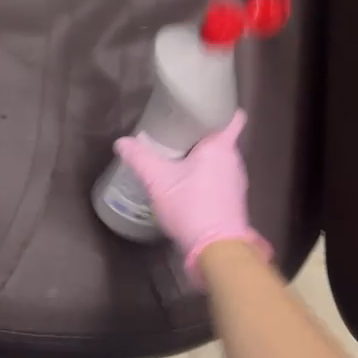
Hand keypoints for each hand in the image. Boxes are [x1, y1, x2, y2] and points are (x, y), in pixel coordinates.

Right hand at [115, 110, 272, 282]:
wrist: (215, 248)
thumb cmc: (191, 206)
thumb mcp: (159, 181)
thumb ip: (140, 159)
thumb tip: (121, 142)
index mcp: (221, 146)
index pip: (232, 116)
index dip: (219, 109)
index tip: (200, 109)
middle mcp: (234, 160)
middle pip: (221, 139)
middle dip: (201, 137)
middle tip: (177, 136)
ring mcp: (236, 183)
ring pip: (219, 162)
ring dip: (202, 161)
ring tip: (178, 162)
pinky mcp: (232, 203)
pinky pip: (218, 181)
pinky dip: (205, 180)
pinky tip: (186, 188)